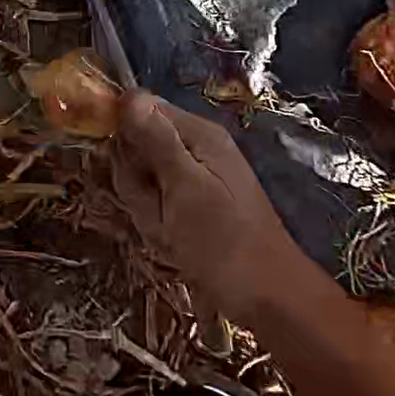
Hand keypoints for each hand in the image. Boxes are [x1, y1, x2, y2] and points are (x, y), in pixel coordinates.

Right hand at [114, 91, 394, 395]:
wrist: (269, 300)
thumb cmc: (226, 243)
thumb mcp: (185, 188)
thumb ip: (156, 141)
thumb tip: (129, 95)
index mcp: (197, 133)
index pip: (140, 108)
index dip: (125, 134)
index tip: (131, 168)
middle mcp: (194, 145)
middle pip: (136, 142)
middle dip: (134, 177)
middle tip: (156, 207)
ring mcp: (193, 174)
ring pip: (140, 174)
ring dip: (143, 203)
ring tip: (167, 227)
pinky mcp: (190, 200)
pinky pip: (153, 198)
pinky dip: (154, 219)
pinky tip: (171, 238)